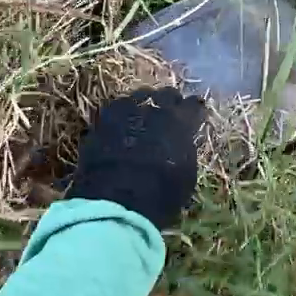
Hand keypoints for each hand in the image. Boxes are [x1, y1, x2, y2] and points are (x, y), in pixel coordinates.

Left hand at [65, 88, 205, 229]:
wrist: (115, 200)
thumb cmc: (160, 195)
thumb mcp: (187, 175)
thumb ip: (186, 149)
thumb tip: (183, 141)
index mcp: (181, 120)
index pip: (195, 105)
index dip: (194, 112)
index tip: (194, 118)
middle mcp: (155, 107)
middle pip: (166, 95)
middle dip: (169, 104)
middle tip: (168, 117)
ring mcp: (126, 109)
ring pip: (139, 97)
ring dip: (143, 106)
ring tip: (142, 119)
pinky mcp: (101, 118)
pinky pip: (116, 110)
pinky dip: (121, 116)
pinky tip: (120, 128)